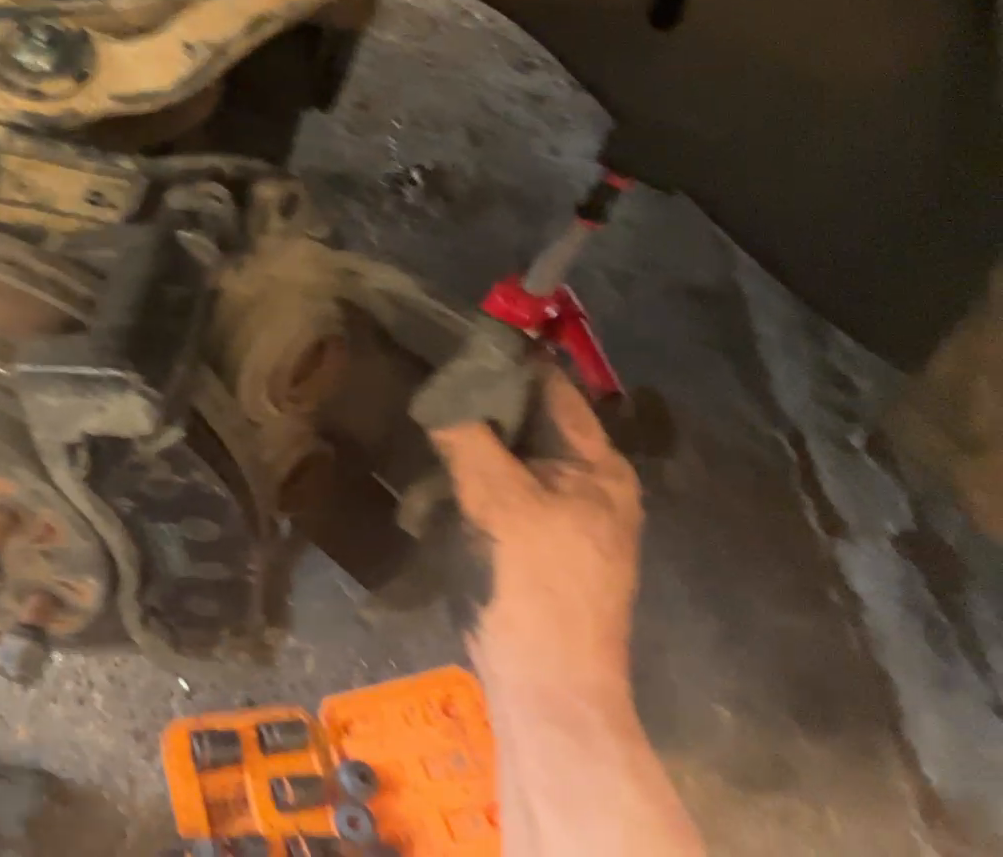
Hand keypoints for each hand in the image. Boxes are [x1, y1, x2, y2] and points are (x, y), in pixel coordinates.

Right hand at [427, 365, 642, 675]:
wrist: (545, 679)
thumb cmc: (534, 581)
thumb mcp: (499, 500)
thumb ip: (467, 438)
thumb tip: (436, 389)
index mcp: (597, 465)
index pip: (552, 390)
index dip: (506, 360)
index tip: (451, 337)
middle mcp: (585, 482)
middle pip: (528, 421)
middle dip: (480, 399)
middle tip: (423, 374)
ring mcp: (558, 513)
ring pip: (508, 455)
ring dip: (470, 436)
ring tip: (419, 410)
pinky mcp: (529, 539)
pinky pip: (497, 486)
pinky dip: (467, 470)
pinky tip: (431, 463)